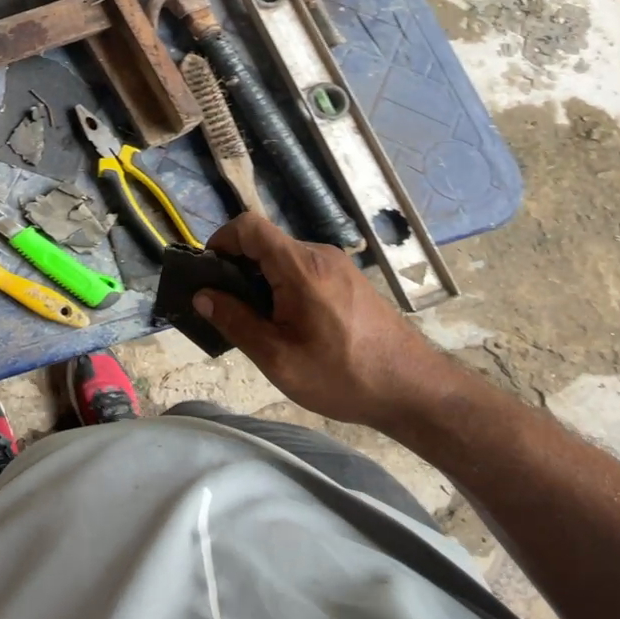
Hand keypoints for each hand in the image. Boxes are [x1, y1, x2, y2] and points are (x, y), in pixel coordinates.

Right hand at [193, 213, 455, 429]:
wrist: (418, 393)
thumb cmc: (344, 376)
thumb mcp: (278, 359)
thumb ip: (235, 322)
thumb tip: (201, 295)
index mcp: (301, 267)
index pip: (248, 225)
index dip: (221, 240)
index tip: (210, 274)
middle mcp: (320, 255)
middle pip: (264, 243)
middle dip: (238, 268)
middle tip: (231, 309)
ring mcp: (339, 266)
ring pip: (283, 258)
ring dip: (262, 280)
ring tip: (262, 323)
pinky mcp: (350, 281)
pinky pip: (304, 270)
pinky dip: (285, 287)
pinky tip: (293, 325)